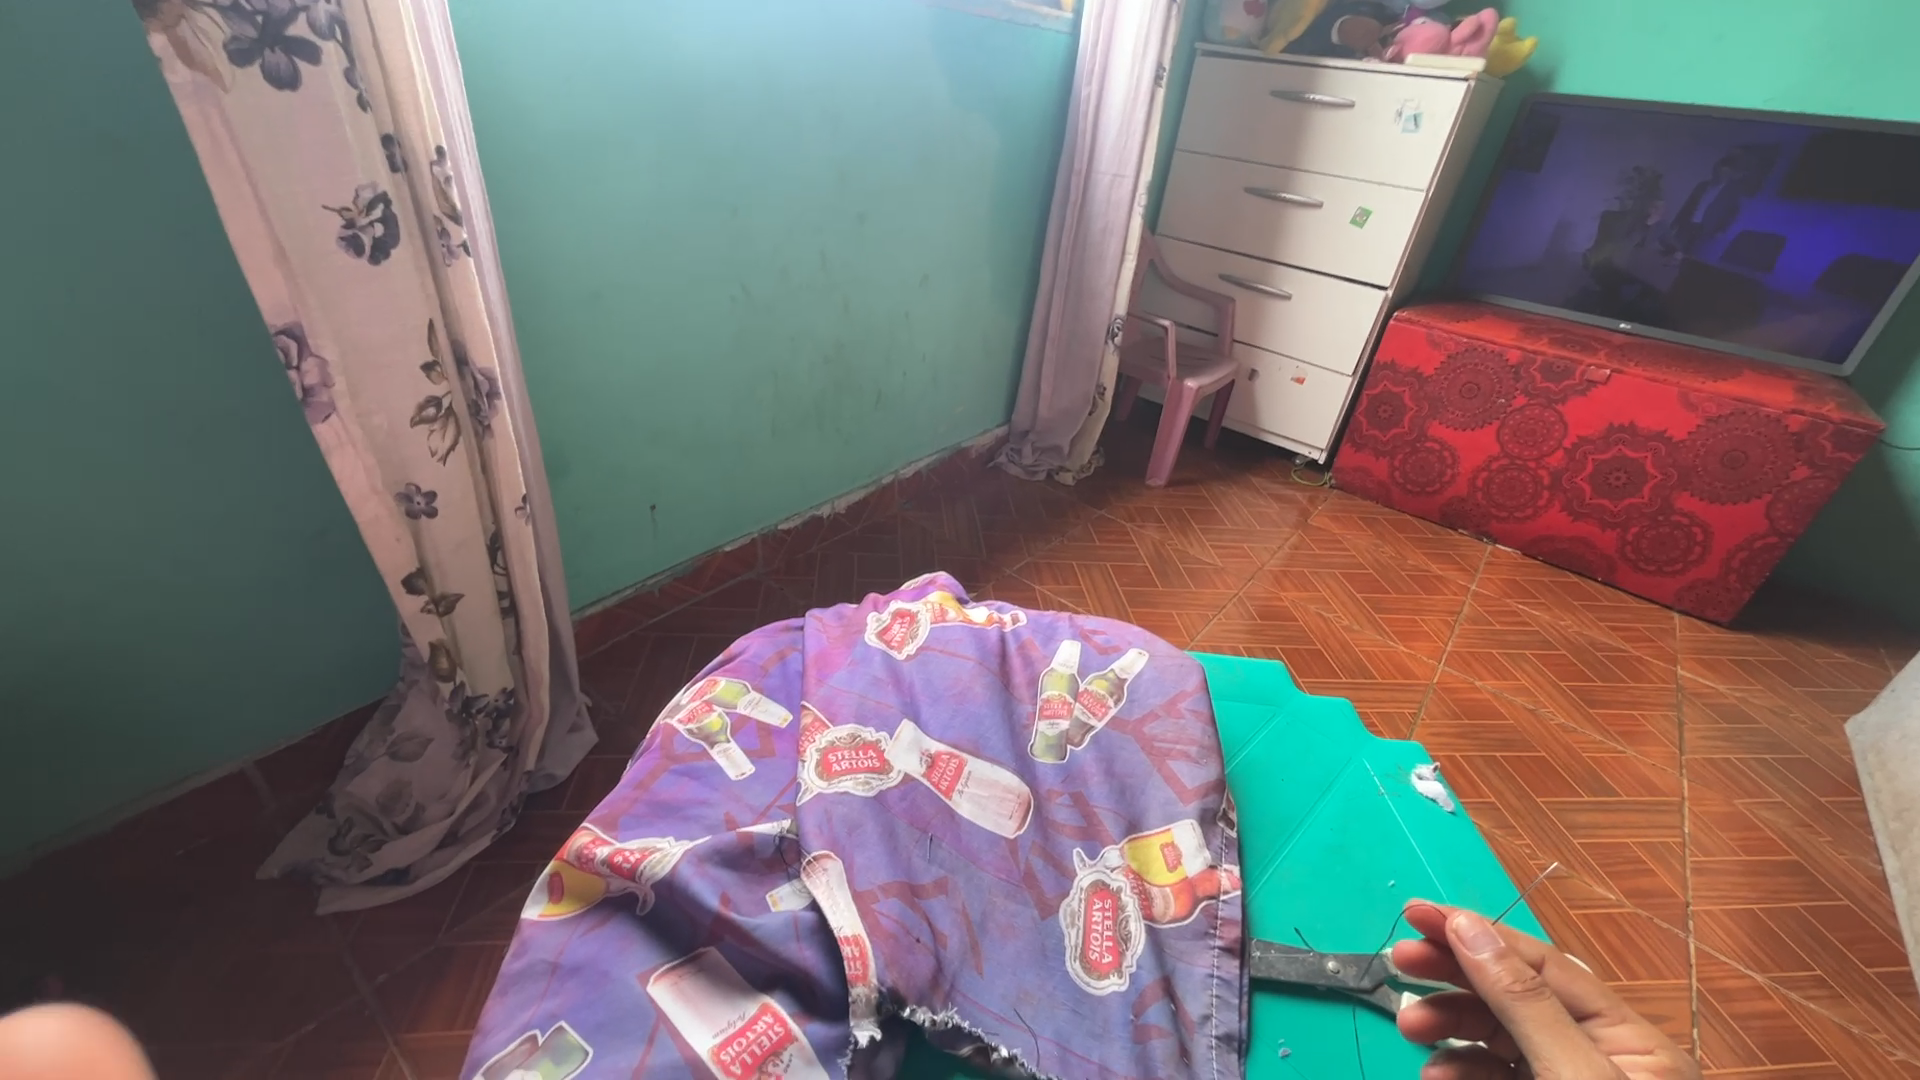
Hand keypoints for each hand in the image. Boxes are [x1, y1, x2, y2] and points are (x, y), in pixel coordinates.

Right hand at [1390, 901, 1699, 1079]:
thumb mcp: (1574, 1079)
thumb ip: (1523, 1001)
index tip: (1413, 913)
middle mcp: (1598, 1056)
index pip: (1539, 961)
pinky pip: (1490, 1075)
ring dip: (1446, 1025)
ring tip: (1411, 1033)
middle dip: (1451, 975)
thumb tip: (1467, 925)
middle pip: (1511, 991)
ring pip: (1494, 1033)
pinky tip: (1435, 1078)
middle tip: (1399, 964)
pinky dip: (1456, 1069)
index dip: (1474, 930)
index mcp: (1628, 1040)